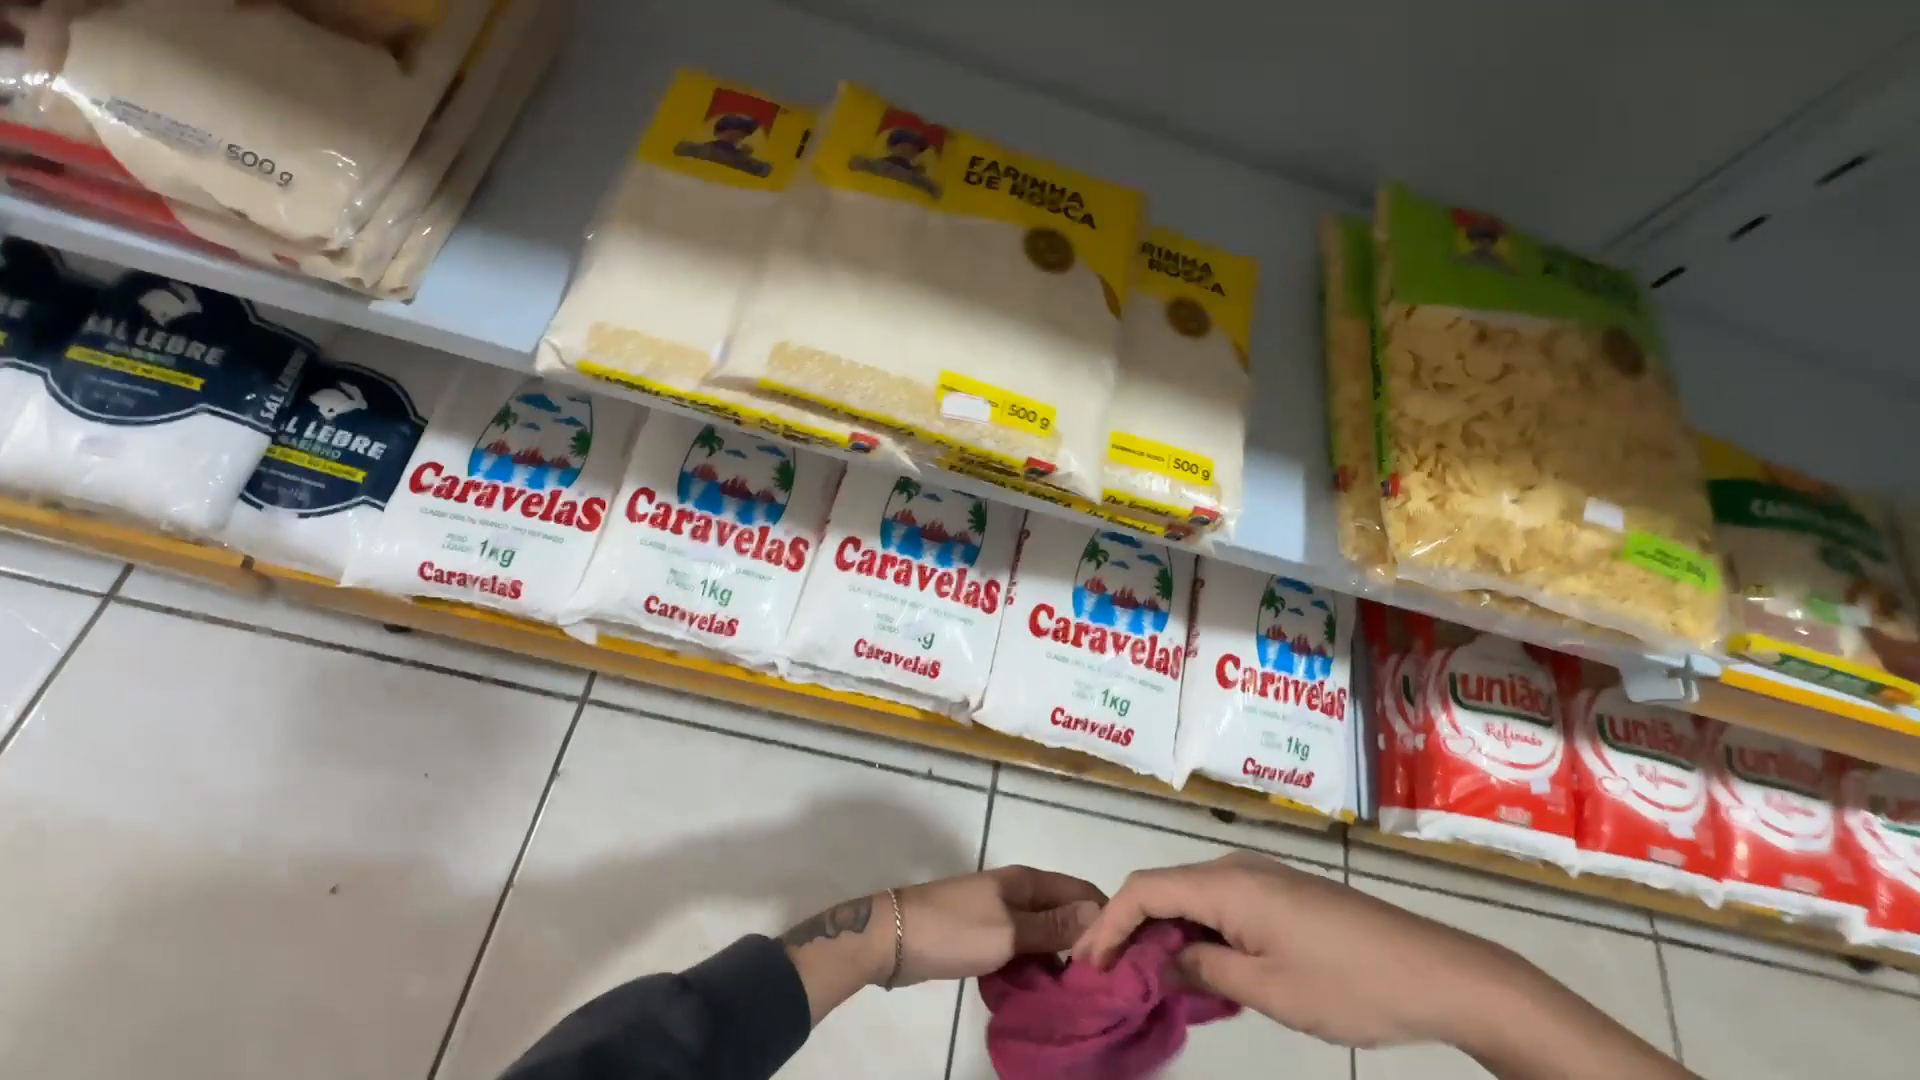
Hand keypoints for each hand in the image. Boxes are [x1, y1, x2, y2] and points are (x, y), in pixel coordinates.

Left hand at [892, 865, 1106, 986]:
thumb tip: (1099, 912)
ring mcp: (998, 913)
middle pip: (1064, 913)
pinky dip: (1032, 964)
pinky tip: (1041, 989)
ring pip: (1042, 933)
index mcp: (1027, 882)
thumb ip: (1053, 926)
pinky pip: (1020, 947)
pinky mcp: (983, 935)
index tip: (1124, 953)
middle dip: (1084, 941)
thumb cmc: (954, 930)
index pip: (1081, 890)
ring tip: (1077, 991)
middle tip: (1102, 981)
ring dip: (1057, 957)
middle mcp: (1018, 892)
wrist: (892, 937)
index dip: (1105, 916)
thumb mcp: (1009, 931)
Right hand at [1071, 852, 1529, 1049]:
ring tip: (1144, 975)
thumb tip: (1161, 961)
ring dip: (1164, 931)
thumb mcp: (1268, 990)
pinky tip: (1196, 967)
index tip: (1087, 964)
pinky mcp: (1283, 894)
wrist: (1440, 973)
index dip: (1108, 923)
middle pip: (1164, 888)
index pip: (1145, 890)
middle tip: (1108, 974)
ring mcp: (1264, 877)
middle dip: (1130, 927)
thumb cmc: (1349, 984)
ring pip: (1192, 896)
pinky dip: (1197, 931)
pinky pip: (1221, 904)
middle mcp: (1239, 867)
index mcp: (1229, 883)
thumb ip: (1202, 970)